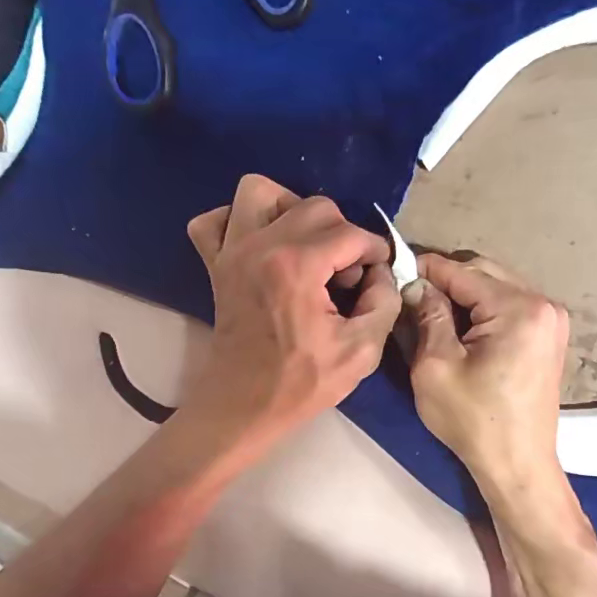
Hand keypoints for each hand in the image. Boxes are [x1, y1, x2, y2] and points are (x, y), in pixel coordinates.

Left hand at [183, 175, 398, 448]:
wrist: (243, 405)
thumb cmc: (301, 382)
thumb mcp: (362, 351)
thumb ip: (384, 302)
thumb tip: (382, 273)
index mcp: (297, 266)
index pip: (350, 233)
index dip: (374, 251)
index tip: (378, 273)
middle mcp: (260, 245)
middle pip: (314, 206)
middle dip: (341, 232)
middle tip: (344, 271)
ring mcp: (231, 251)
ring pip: (258, 191)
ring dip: (289, 208)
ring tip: (305, 244)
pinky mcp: (214, 263)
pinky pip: (212, 221)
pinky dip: (235, 222)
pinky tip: (259, 243)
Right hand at [405, 253, 568, 477]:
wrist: (518, 465)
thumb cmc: (473, 420)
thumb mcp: (435, 366)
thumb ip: (428, 315)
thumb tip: (416, 284)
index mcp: (518, 309)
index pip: (462, 271)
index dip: (425, 268)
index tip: (395, 268)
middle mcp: (543, 304)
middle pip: (483, 271)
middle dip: (445, 278)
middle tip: (410, 293)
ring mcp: (551, 319)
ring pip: (496, 285)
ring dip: (463, 292)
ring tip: (430, 308)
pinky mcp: (548, 334)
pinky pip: (509, 303)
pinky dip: (481, 306)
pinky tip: (458, 324)